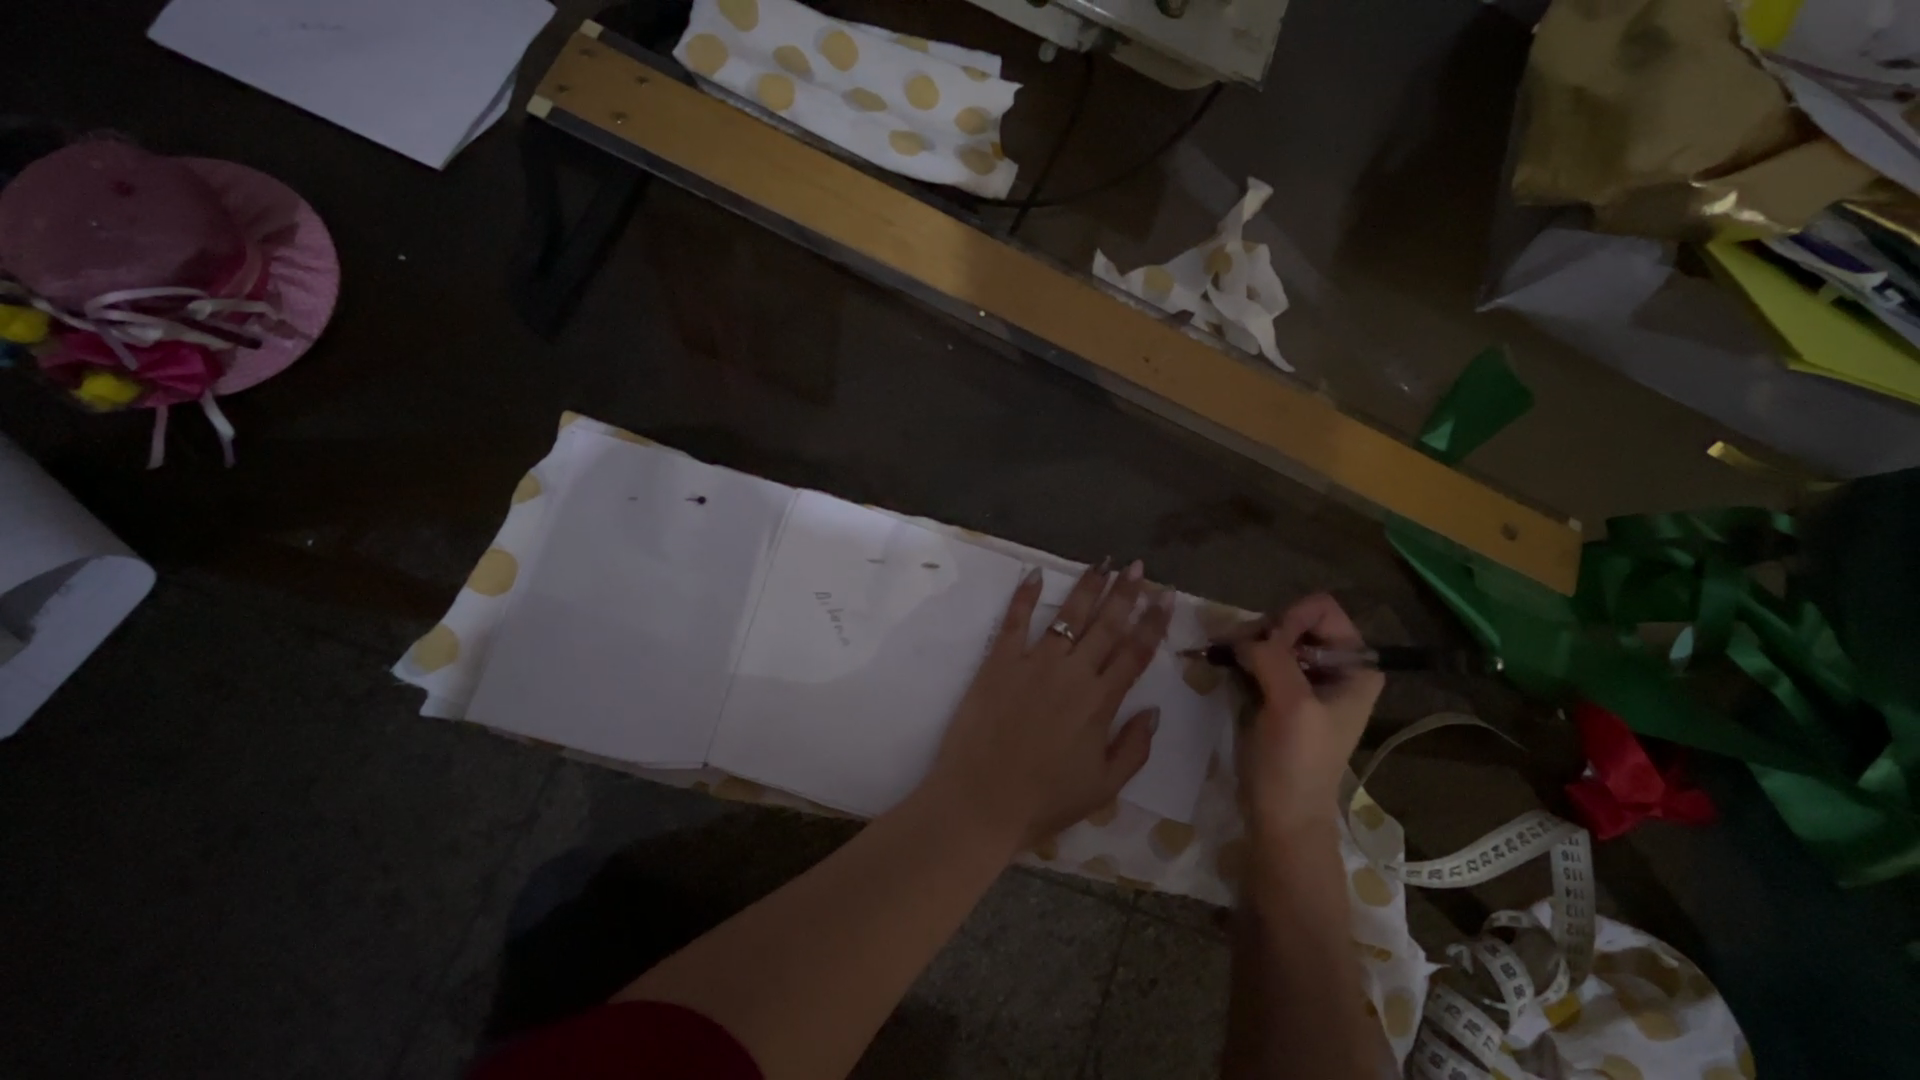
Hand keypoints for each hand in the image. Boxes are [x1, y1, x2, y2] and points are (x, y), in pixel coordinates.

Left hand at [920, 560, 1172, 850]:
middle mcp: (1071, 673)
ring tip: (1102, 563)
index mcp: (1101, 702)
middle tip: (1137, 566)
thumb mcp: (1104, 786)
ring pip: (1067, 616)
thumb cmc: (1045, 800)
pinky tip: (1035, 574)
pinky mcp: (998, 662)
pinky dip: (1025, 595)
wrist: (981, 800)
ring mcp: (1033, 663)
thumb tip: (1154, 711)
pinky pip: (1014, 620)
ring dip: (1087, 587)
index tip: (1166, 595)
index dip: (1153, 622)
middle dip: (1125, 593)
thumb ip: (1134, 747)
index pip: (1135, 653)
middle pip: (1106, 625)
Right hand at [1232, 594, 1383, 837]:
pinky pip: (1259, 658)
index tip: (1265, 646)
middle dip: (1262, 630)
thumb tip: (1242, 639)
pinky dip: (1239, 657)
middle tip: (1234, 651)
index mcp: (1355, 666)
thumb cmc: (1297, 763)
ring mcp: (1305, 680)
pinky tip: (1223, 664)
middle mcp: (1334, 667)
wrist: (1282, 814)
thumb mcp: (1293, 705)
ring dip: (1245, 643)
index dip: (1290, 619)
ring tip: (1222, 657)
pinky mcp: (1278, 693)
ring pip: (1272, 637)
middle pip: (1294, 620)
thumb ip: (1274, 659)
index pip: (1322, 610)